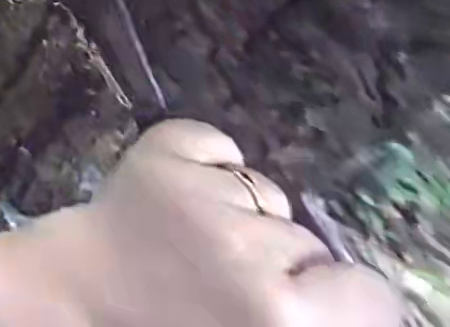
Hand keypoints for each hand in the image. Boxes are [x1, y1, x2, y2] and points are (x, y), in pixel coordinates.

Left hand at [0, 120, 401, 326]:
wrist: (79, 290)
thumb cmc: (167, 326)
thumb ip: (309, 317)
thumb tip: (361, 295)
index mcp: (284, 318)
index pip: (370, 291)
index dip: (344, 294)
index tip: (312, 295)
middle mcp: (249, 250)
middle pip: (307, 238)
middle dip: (279, 253)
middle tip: (231, 272)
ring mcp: (200, 192)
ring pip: (261, 188)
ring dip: (240, 206)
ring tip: (198, 234)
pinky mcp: (160, 151)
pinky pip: (215, 142)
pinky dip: (206, 156)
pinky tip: (183, 186)